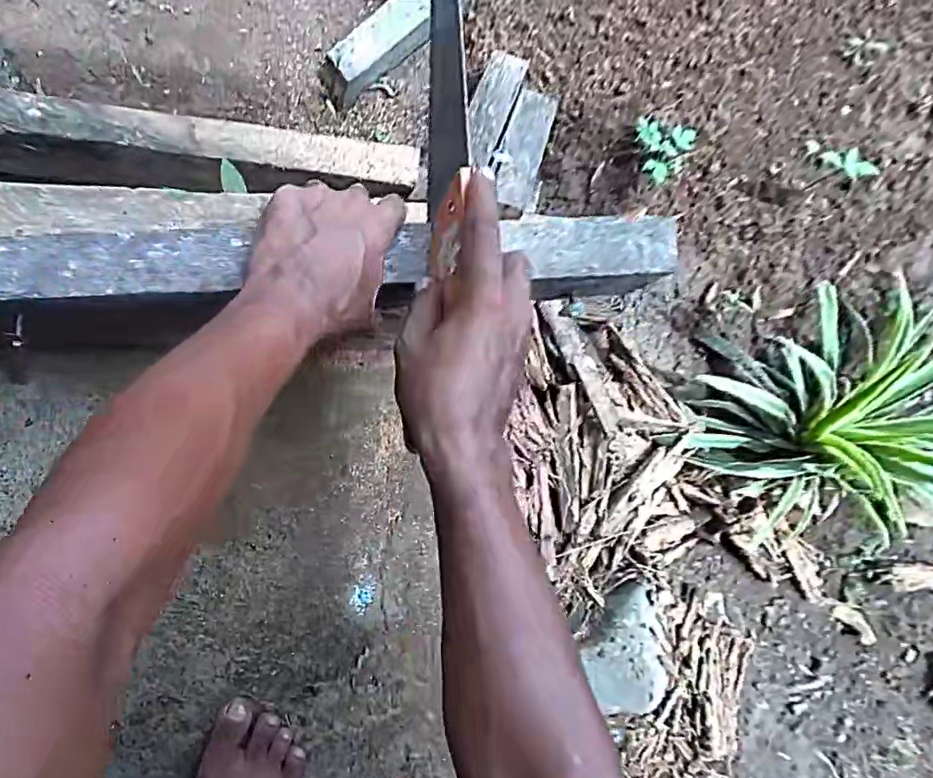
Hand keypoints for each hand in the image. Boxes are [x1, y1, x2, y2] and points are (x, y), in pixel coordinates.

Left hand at [242, 180, 407, 342]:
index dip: (385, 222)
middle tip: (338, 247)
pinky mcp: (286, 200)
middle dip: (349, 218)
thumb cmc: (327, 307)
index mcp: (377, 226)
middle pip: (356, 199)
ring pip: (322, 197)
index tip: (379, 233)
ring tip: (307, 246)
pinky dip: (288, 216)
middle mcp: (350, 203)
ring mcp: (317, 197)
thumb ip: (375, 288)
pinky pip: (290, 201)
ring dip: (319, 215)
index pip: (393, 208)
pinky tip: (285, 239)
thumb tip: (372, 304)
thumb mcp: (365, 309)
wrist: (287, 303)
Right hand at [395, 170, 532, 478]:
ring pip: (514, 291)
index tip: (477, 177)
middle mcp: (511, 310)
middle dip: (485, 259)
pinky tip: (466, 343)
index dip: (478, 203)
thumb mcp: (411, 344)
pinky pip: (511, 318)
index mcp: (481, 299)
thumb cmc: (433, 397)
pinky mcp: (521, 355)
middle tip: (451, 281)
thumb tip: (437, 289)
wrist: (465, 444)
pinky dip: (493, 316)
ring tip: (456, 317)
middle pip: (509, 260)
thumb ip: (425, 304)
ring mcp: (521, 334)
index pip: (482, 236)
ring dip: (490, 289)